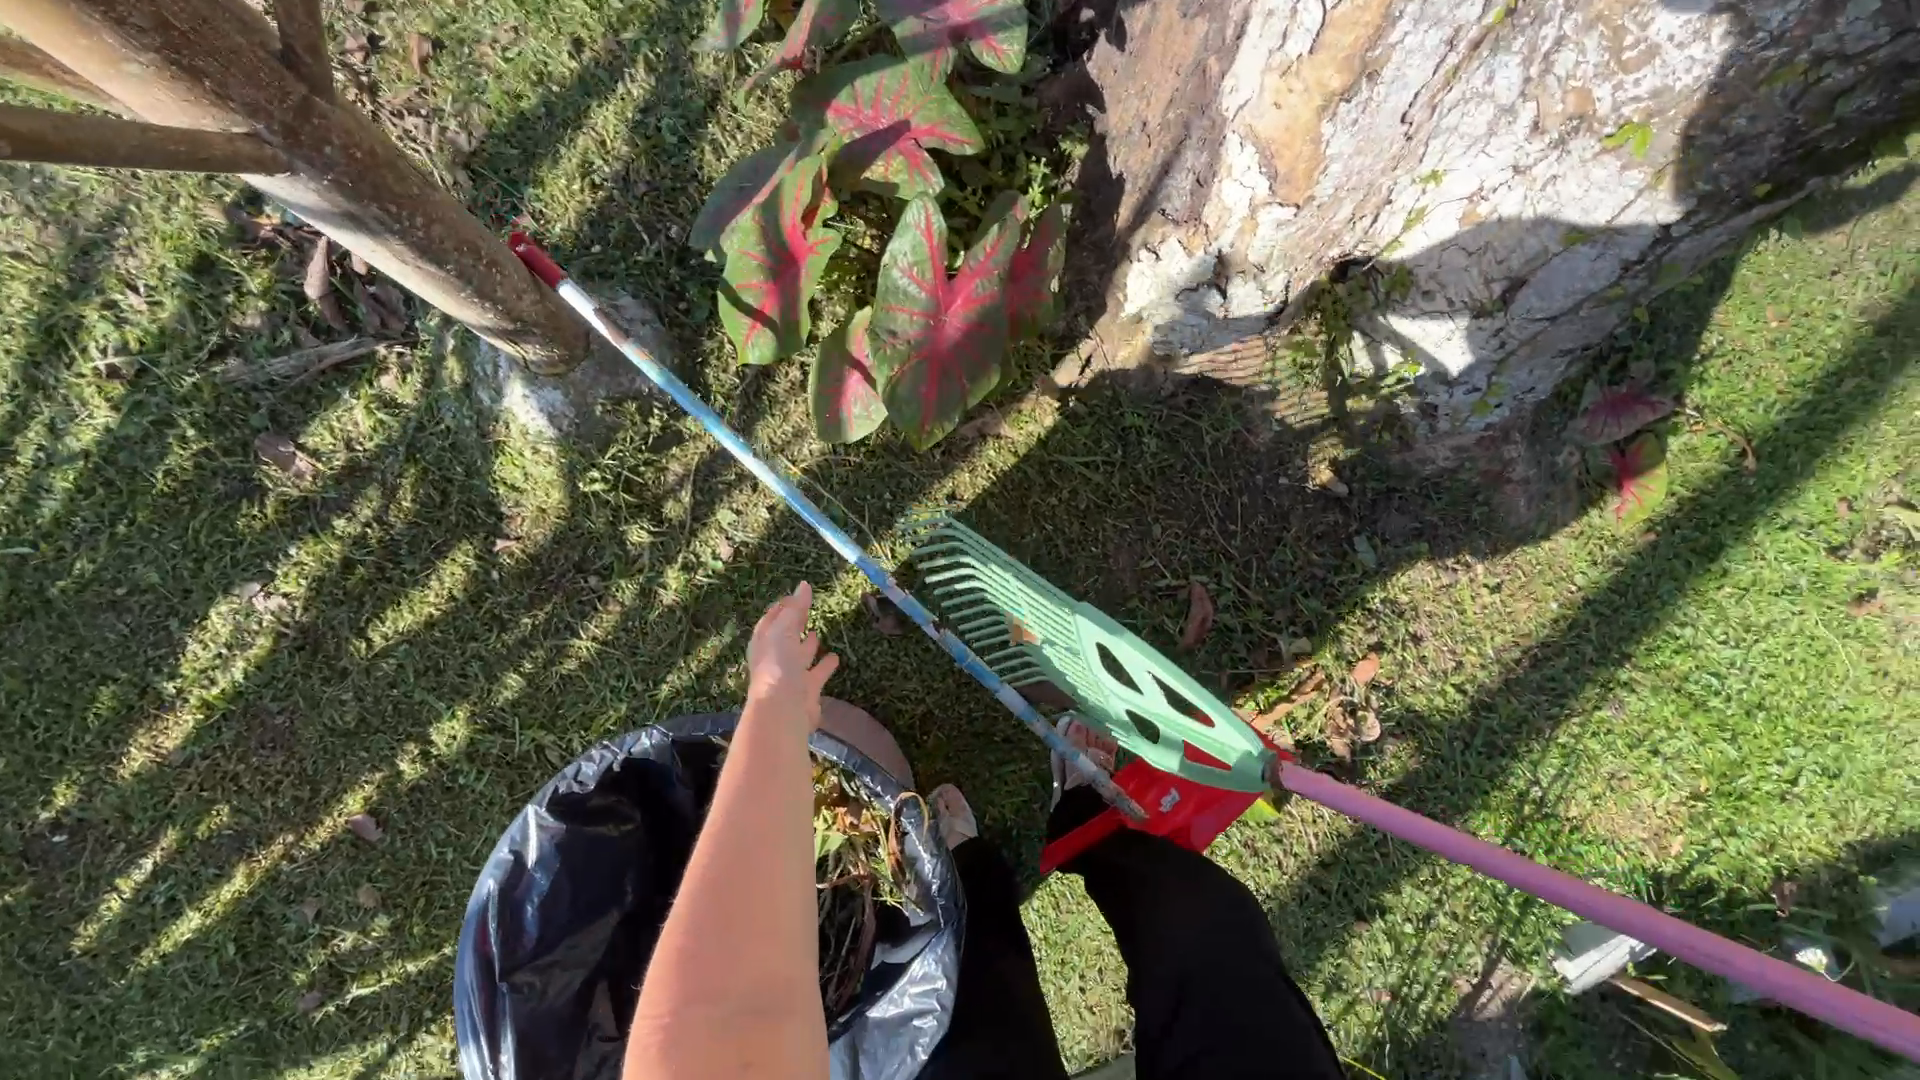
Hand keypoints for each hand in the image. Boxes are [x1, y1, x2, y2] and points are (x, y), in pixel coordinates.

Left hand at [747, 582, 839, 705]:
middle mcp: (774, 659)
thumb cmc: (778, 665)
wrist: (783, 710)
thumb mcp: (784, 630)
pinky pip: (817, 674)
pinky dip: (824, 665)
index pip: (771, 620)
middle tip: (806, 611)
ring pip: (800, 657)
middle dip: (794, 625)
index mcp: (763, 643)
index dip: (781, 607)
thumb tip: (804, 585)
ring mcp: (790, 676)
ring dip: (808, 646)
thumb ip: (795, 609)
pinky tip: (835, 657)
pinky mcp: (806, 691)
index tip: (794, 596)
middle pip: (785, 637)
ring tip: (818, 633)